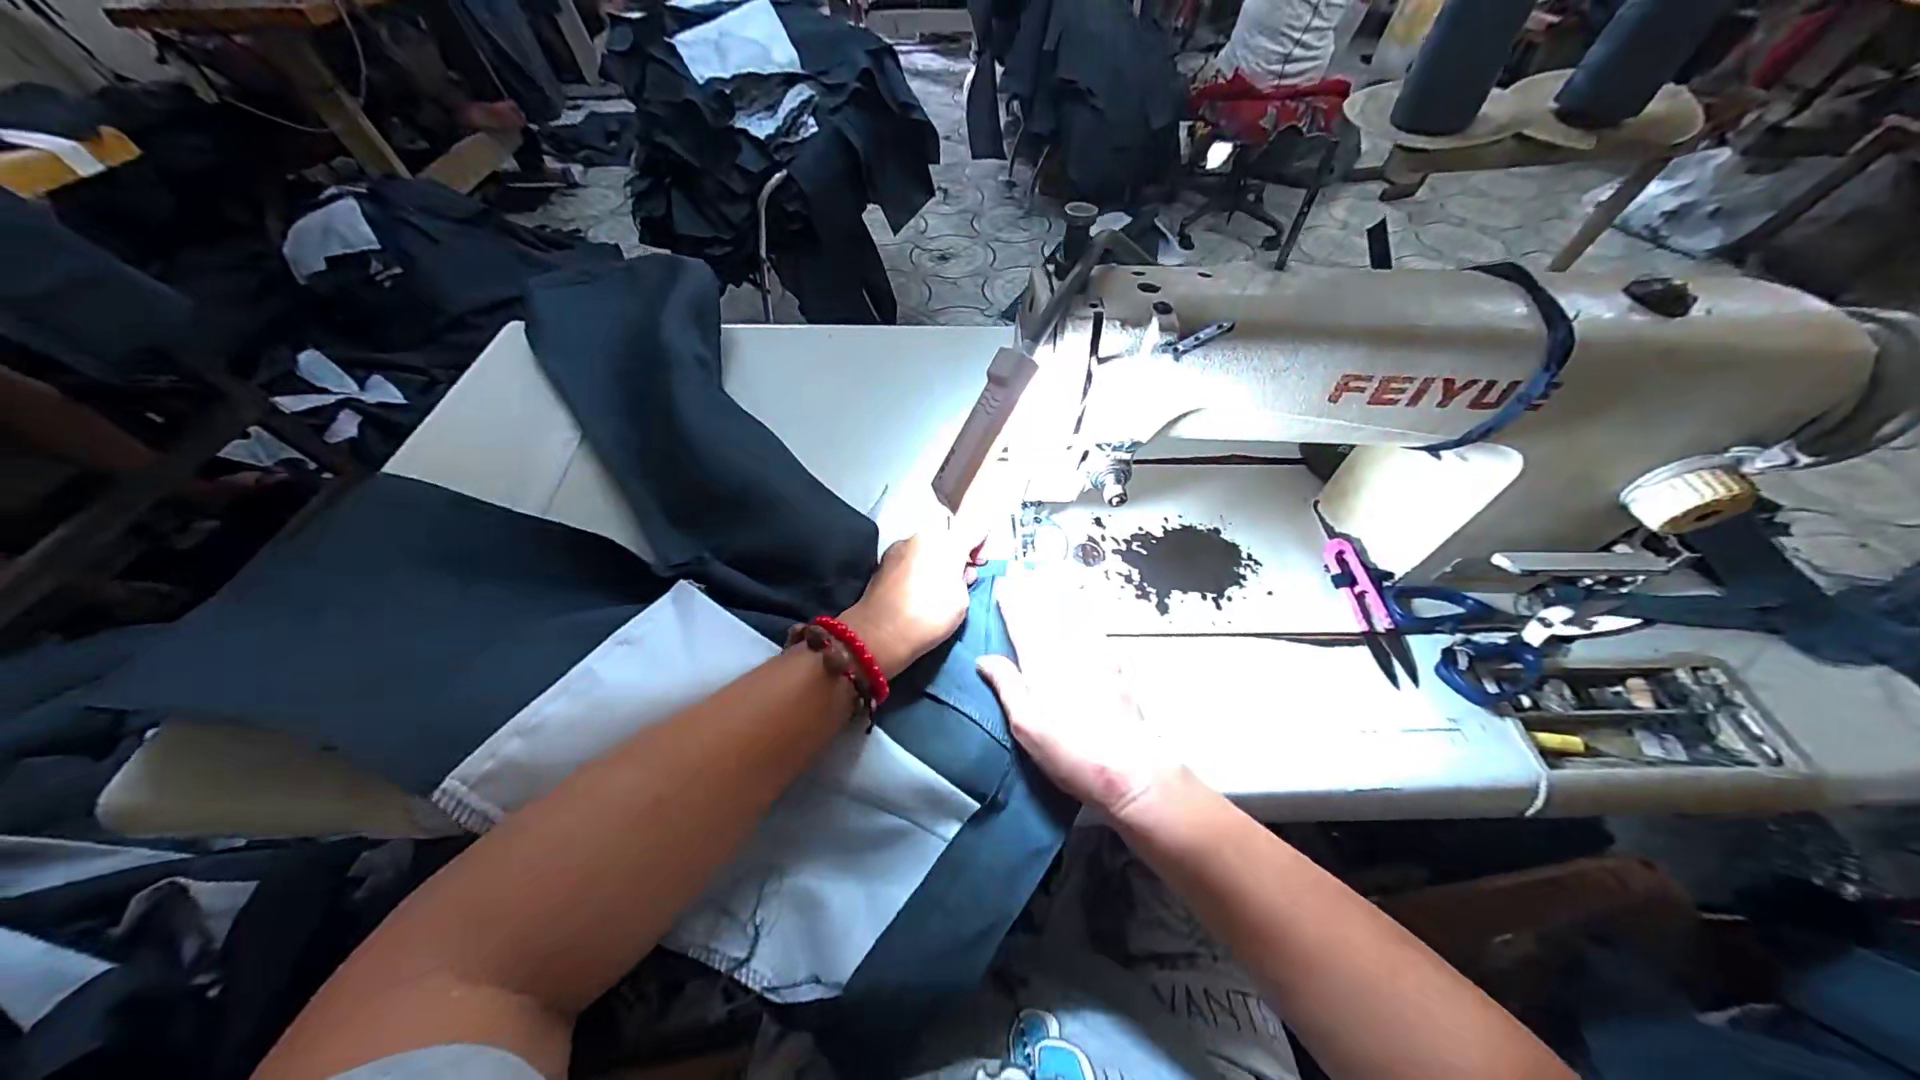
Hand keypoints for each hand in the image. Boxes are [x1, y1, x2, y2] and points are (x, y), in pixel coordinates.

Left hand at [838, 527, 986, 678]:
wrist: (879, 633)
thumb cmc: (929, 617)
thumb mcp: (961, 601)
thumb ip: (964, 577)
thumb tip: (960, 570)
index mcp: (947, 541)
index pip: (974, 529)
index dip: (982, 544)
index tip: (980, 562)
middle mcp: (922, 535)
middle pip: (948, 536)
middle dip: (956, 552)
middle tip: (960, 576)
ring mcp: (900, 545)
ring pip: (927, 546)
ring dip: (935, 559)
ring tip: (936, 586)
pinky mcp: (884, 559)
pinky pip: (910, 556)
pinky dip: (918, 566)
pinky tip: (916, 589)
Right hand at [976, 570, 1184, 821]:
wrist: (1130, 771)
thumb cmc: (1070, 753)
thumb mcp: (1026, 726)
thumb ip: (1008, 687)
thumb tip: (985, 658)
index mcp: (1043, 666)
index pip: (1022, 625)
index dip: (1011, 602)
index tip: (1002, 581)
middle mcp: (1070, 655)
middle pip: (1050, 616)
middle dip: (1035, 591)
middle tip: (1025, 569)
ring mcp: (1099, 661)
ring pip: (1079, 620)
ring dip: (1065, 598)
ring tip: (1057, 580)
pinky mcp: (1121, 674)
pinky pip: (1106, 640)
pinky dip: (1098, 626)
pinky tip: (1098, 623)